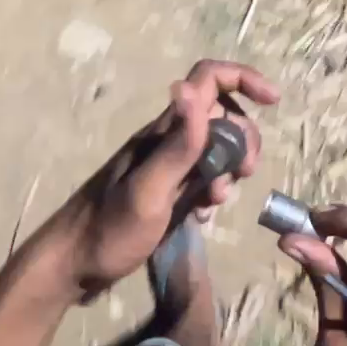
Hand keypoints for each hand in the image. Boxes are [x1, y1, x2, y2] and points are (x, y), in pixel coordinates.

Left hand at [33, 60, 279, 300]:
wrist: (72, 266)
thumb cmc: (109, 229)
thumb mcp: (150, 190)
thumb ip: (177, 143)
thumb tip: (189, 87)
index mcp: (163, 130)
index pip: (208, 80)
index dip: (243, 79)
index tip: (274, 102)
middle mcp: (167, 139)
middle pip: (221, 113)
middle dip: (244, 137)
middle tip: (243, 174)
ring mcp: (166, 165)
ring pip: (215, 147)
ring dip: (229, 168)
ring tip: (216, 201)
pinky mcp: (165, 190)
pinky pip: (202, 178)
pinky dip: (212, 191)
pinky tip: (203, 217)